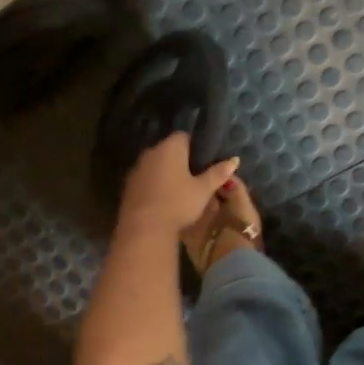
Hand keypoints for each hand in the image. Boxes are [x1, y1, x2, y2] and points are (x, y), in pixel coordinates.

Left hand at [119, 133, 240, 235]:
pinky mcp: (128, 185)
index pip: (183, 136)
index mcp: (170, 147)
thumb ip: (218, 173)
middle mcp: (150, 152)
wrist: (144, 228)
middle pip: (168, 150)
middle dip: (180, 160)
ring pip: (155, 165)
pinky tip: (163, 199)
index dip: (195, 146)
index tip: (202, 161)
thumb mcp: (203, 190)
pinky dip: (154, 184)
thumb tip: (234, 160)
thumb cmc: (178, 203)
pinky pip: (146, 179)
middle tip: (194, 176)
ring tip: (179, 189)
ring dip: (165, 173)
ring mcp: (137, 169)